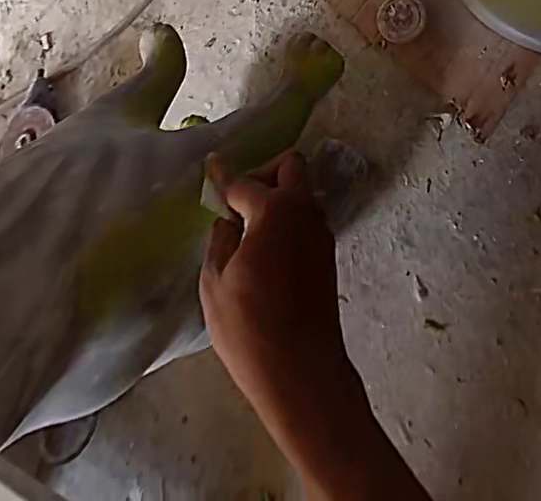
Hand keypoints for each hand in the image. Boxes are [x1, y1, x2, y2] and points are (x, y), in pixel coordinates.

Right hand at [200, 152, 352, 411]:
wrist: (303, 375)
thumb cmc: (250, 329)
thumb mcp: (215, 283)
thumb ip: (220, 240)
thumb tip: (228, 222)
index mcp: (273, 212)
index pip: (244, 182)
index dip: (223, 175)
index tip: (213, 164)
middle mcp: (303, 213)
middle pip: (291, 167)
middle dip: (265, 172)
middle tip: (240, 199)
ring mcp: (320, 234)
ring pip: (303, 192)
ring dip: (280, 195)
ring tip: (250, 224)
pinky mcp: (327, 256)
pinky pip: (307, 218)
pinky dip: (288, 218)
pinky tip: (267, 245)